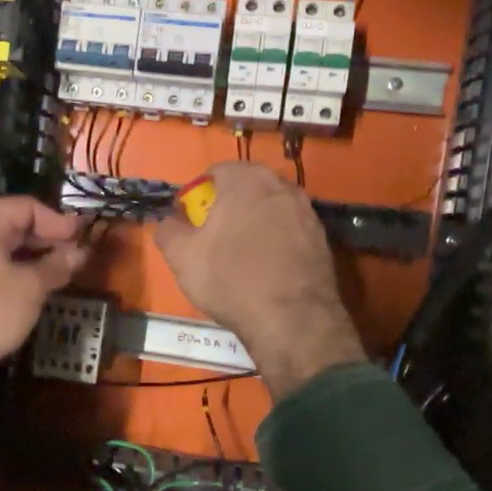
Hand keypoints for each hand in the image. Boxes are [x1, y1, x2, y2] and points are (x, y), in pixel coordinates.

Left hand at [0, 196, 85, 394]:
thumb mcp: (30, 287)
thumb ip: (57, 265)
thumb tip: (80, 253)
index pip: (27, 207)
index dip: (59, 222)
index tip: (84, 238)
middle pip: (14, 224)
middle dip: (47, 239)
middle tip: (77, 256)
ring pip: (4, 246)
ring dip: (34, 257)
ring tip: (63, 271)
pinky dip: (16, 270)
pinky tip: (38, 285)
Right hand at [154, 162, 366, 397]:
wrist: (292, 318)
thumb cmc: (230, 278)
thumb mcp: (181, 256)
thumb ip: (168, 230)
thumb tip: (171, 222)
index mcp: (246, 179)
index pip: (214, 172)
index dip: (196, 196)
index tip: (189, 222)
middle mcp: (281, 185)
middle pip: (246, 188)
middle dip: (228, 206)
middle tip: (213, 238)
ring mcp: (307, 211)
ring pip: (270, 209)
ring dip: (254, 223)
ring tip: (241, 256)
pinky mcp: (322, 238)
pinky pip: (290, 231)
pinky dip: (277, 242)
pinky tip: (267, 269)